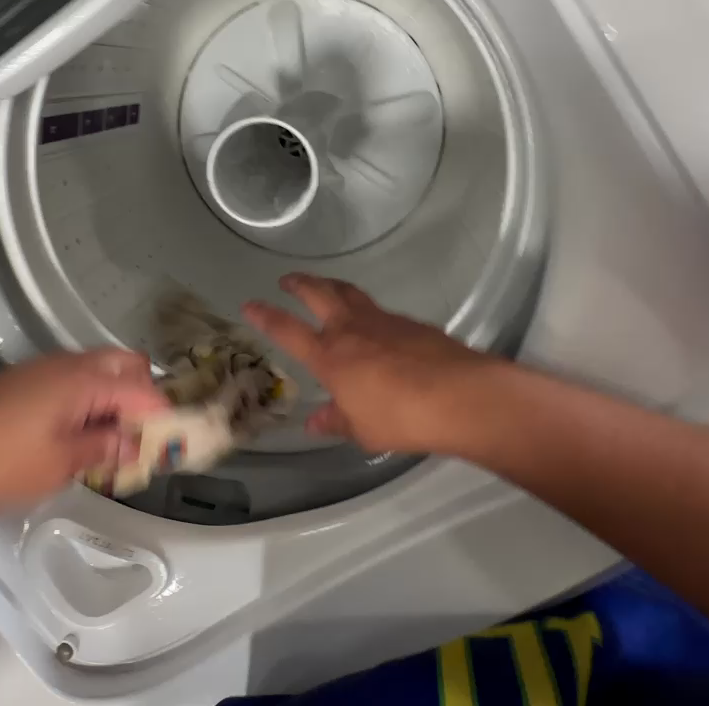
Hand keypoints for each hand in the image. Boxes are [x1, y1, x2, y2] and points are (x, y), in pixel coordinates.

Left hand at [0, 350, 169, 510]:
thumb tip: (134, 444)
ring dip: (114, 399)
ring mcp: (43, 368)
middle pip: (126, 366)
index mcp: (83, 380)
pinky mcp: (24, 381)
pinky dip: (89, 400)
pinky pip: (74, 379)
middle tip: (139, 440)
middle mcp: (68, 363)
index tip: (169, 447)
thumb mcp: (58, 466)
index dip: (162, 418)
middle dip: (142, 398)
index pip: (143, 390)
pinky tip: (76, 435)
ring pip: (99, 371)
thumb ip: (103, 450)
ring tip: (108, 444)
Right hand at [242, 274, 499, 454]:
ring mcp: (383, 321)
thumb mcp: (362, 430)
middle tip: (288, 279)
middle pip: (318, 293)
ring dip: (332, 286)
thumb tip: (316, 421)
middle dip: (300, 283)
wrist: (458, 395)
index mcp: (330, 356)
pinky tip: (374, 323)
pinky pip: (380, 310)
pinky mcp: (411, 323)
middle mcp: (351, 329)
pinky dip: (367, 309)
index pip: (287, 330)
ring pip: (350, 293)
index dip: (265, 316)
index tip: (250, 303)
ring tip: (326, 287)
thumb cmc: (400, 417)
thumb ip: (337, 421)